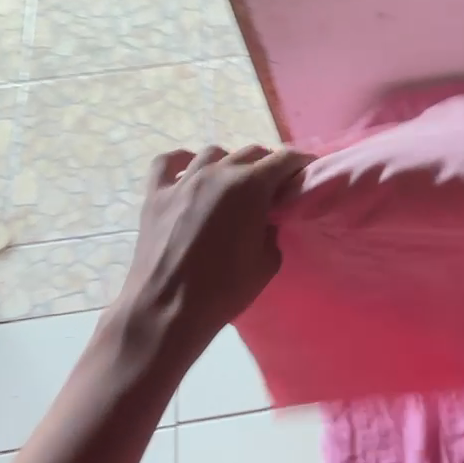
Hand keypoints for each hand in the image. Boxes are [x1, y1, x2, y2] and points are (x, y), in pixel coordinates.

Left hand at [116, 145, 310, 342]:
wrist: (169, 309)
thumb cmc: (225, 290)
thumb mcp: (268, 261)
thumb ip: (271, 229)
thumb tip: (265, 218)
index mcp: (250, 187)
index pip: (284, 159)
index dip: (301, 163)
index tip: (308, 171)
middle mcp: (217, 173)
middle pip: (251, 152)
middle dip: (269, 164)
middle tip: (276, 185)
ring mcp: (182, 180)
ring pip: (213, 153)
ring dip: (230, 162)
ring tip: (235, 181)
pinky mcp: (155, 194)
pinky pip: (169, 162)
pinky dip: (184, 162)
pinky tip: (190, 171)